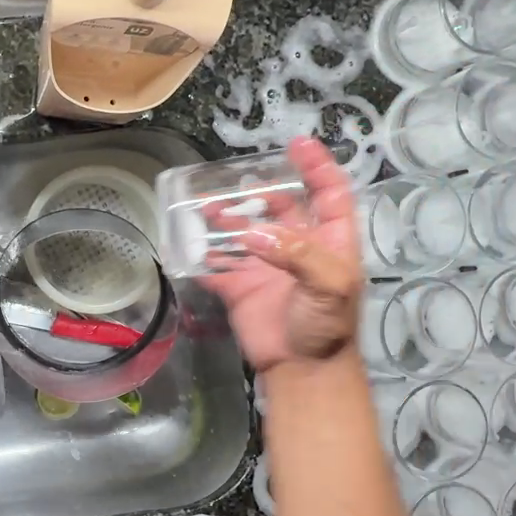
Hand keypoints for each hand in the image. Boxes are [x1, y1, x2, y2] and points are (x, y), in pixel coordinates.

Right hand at [199, 137, 362, 373]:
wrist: (302, 370)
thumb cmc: (327, 326)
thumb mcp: (329, 285)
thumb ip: (297, 254)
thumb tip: (252, 233)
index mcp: (329, 241)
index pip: (328, 193)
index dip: (317, 167)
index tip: (298, 145)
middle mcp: (297, 248)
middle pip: (282, 208)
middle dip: (262, 192)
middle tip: (237, 180)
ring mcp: (266, 267)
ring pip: (245, 232)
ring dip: (227, 218)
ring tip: (204, 207)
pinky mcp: (240, 288)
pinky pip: (218, 265)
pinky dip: (203, 254)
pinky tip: (187, 243)